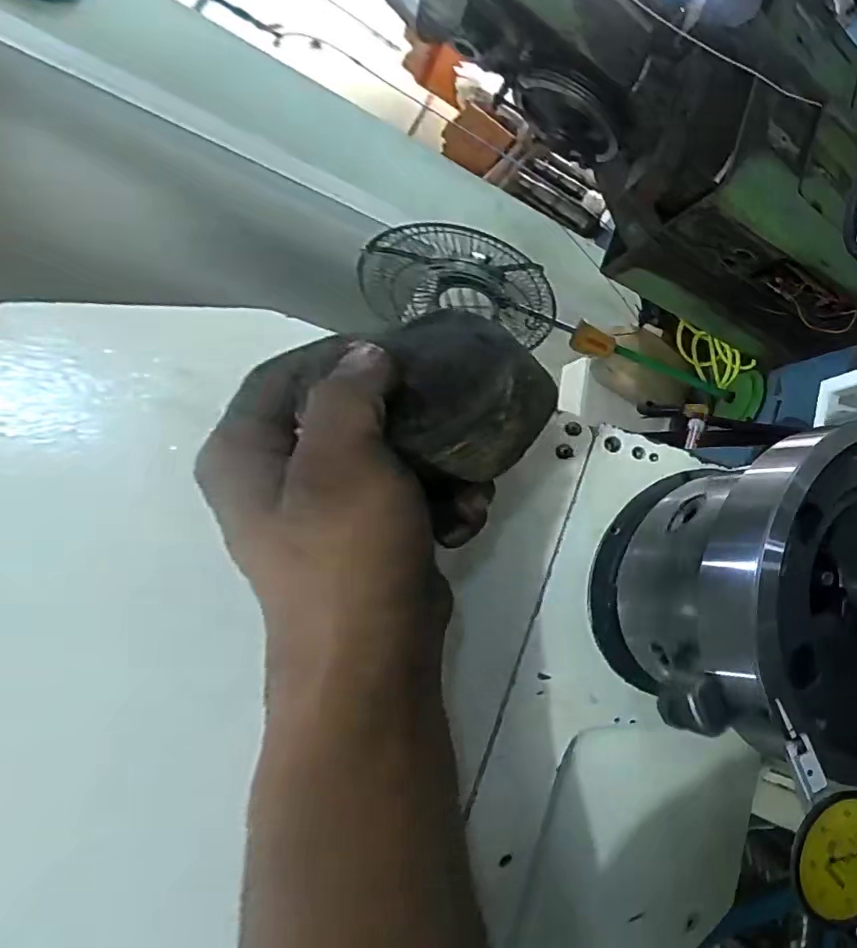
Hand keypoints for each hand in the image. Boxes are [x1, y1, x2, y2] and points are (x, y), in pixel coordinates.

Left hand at [196, 340, 492, 684]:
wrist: (374, 642)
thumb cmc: (347, 549)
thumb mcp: (344, 463)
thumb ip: (349, 399)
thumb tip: (368, 353)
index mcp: (249, 453)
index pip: (285, 375)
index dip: (342, 354)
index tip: (406, 349)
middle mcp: (283, 475)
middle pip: (350, 414)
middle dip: (413, 416)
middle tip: (455, 406)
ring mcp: (332, 507)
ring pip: (395, 455)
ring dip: (444, 466)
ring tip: (472, 488)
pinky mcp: (376, 530)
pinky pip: (415, 494)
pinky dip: (447, 502)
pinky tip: (464, 521)